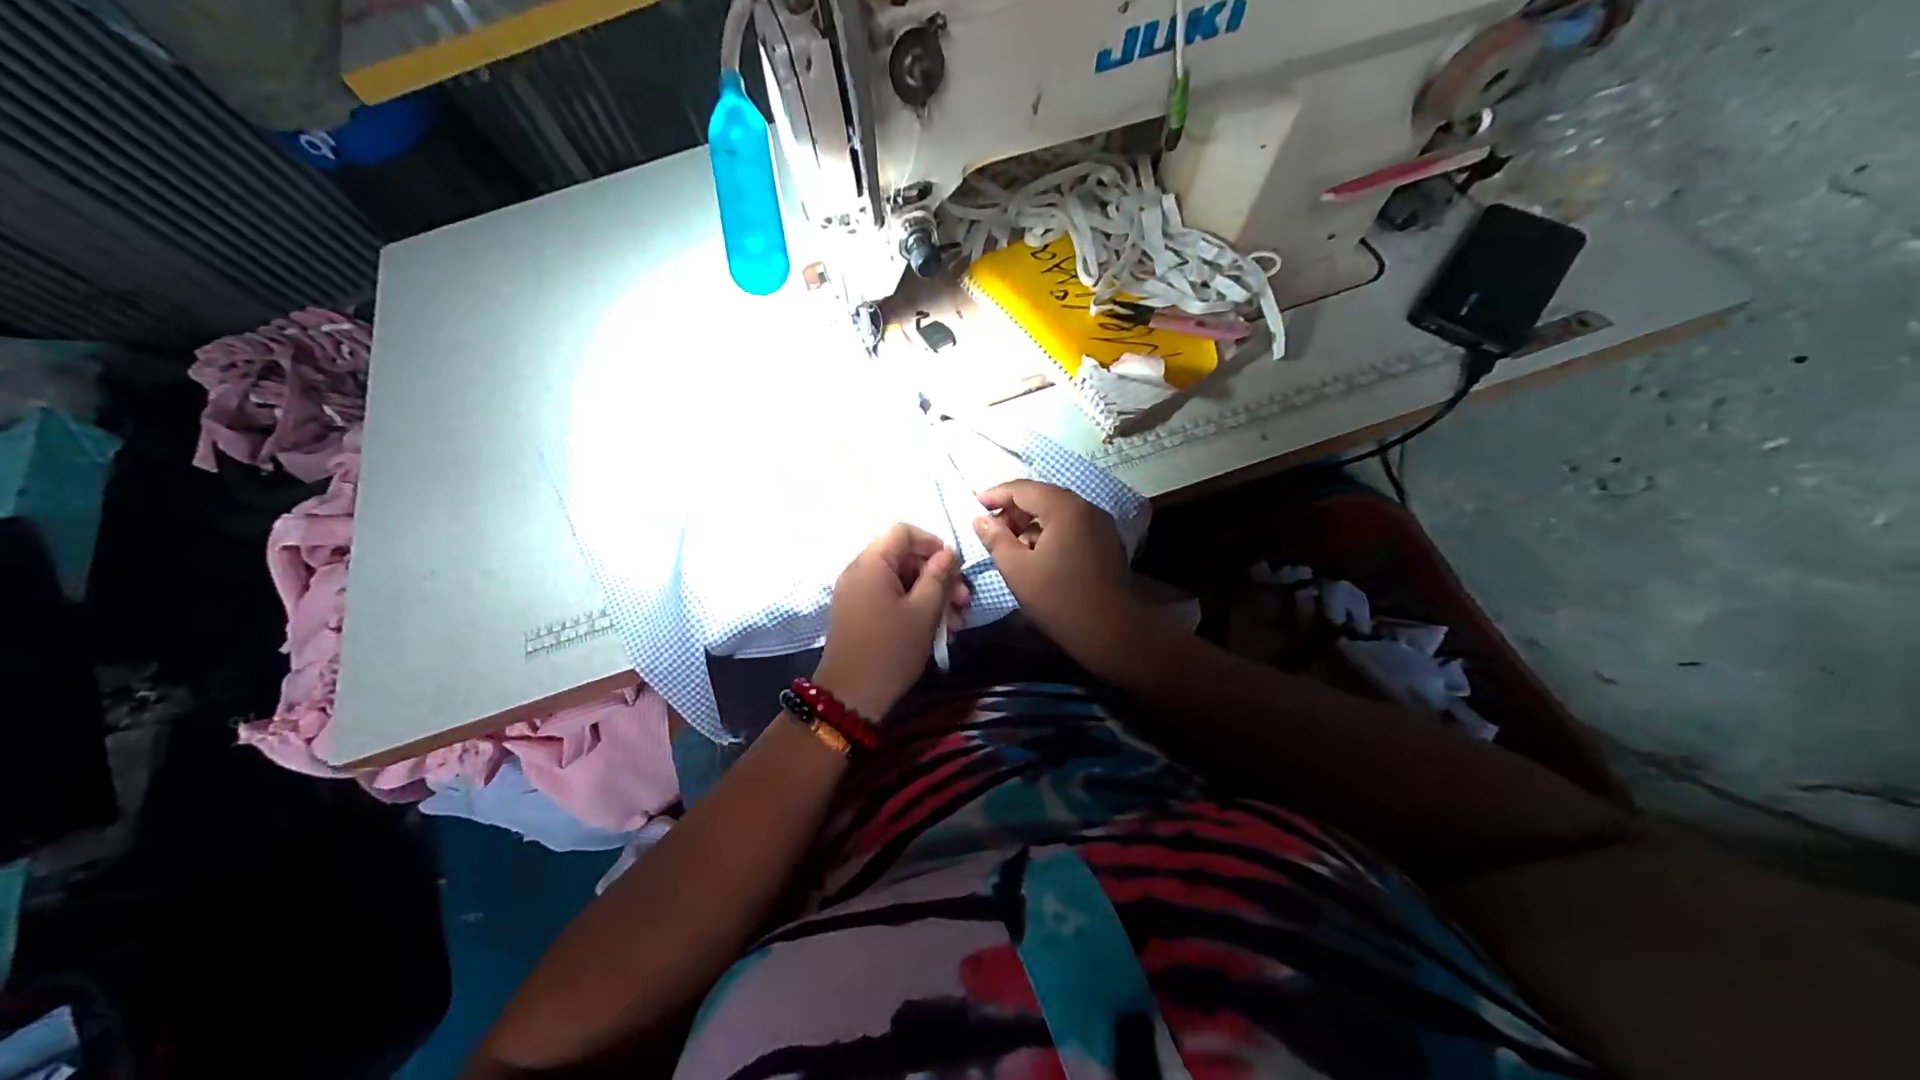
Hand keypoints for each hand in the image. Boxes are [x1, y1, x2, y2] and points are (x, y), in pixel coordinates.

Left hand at [813, 524, 969, 720]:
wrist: (851, 695)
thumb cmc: (890, 649)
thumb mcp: (924, 611)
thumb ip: (938, 576)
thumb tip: (948, 553)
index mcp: (871, 564)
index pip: (902, 531)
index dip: (932, 542)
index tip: (955, 567)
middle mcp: (859, 572)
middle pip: (904, 557)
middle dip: (938, 575)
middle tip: (964, 601)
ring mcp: (857, 594)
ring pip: (901, 580)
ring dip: (931, 595)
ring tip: (956, 623)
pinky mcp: (860, 614)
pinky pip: (890, 598)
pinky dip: (914, 607)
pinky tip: (938, 631)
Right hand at [972, 481, 1155, 676]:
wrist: (1108, 630)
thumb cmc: (1057, 598)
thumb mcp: (1017, 569)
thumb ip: (996, 539)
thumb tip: (981, 519)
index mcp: (1065, 509)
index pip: (1024, 489)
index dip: (996, 495)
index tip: (975, 505)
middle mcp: (1087, 508)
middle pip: (1043, 496)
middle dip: (1014, 509)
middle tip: (991, 527)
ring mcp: (1101, 524)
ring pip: (1058, 512)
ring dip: (1032, 522)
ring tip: (1011, 543)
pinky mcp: (1106, 541)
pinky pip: (1072, 526)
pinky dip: (1051, 531)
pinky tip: (1037, 553)